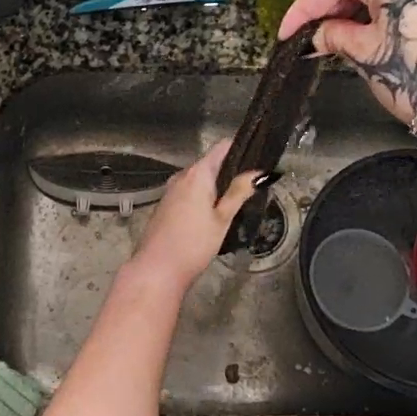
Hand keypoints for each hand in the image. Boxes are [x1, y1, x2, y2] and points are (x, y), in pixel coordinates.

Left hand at [123, 138, 256, 290]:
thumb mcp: (222, 218)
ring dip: (217, 186)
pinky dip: (203, 195)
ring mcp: (171, 189)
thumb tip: (258, 171)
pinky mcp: (166, 204)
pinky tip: (213, 213)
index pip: (222, 147)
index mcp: (197, 173)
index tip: (259, 158)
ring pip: (199, 179)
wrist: (157, 268)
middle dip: (231, 171)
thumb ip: (239, 192)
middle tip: (253, 185)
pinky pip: (189, 191)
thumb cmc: (194, 243)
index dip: (242, 148)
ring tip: (238, 200)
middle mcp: (182, 175)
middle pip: (211, 163)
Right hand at [279, 0, 416, 167]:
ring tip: (326, 40)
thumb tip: (317, 34)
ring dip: (347, 11)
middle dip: (325, 7)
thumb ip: (334, 35)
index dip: (303, 6)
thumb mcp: (365, 54)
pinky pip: (396, 0)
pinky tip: (355, 37)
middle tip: (304, 36)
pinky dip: (372, 15)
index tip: (288, 31)